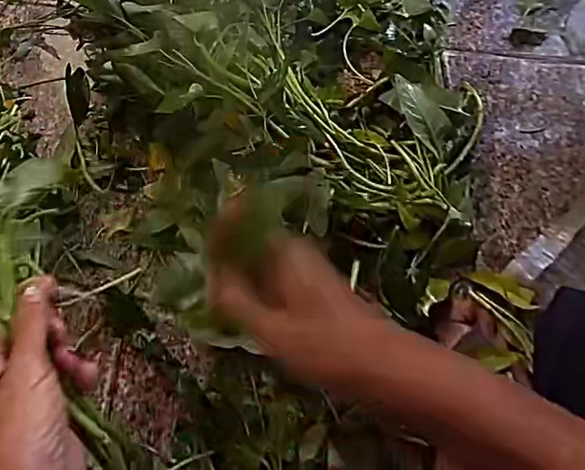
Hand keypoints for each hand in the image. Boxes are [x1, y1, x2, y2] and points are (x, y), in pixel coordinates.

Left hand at [0, 276, 100, 469]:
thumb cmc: (24, 435)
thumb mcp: (26, 370)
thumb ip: (30, 323)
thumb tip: (31, 283)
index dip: (24, 303)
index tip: (51, 288)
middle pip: (25, 335)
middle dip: (50, 332)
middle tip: (60, 338)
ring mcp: (23, 399)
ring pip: (47, 355)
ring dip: (68, 354)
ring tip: (75, 366)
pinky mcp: (48, 413)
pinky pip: (62, 379)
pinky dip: (77, 375)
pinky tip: (87, 379)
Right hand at [207, 201, 403, 398]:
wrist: (385, 365)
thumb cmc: (328, 346)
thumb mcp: (274, 331)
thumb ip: (238, 303)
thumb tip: (210, 279)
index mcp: (282, 249)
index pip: (239, 219)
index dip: (216, 230)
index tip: (199, 250)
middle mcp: (292, 249)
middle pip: (248, 239)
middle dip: (224, 256)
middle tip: (204, 280)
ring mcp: (303, 265)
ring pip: (259, 259)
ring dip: (239, 273)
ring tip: (220, 297)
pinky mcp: (310, 285)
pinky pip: (272, 275)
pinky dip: (256, 287)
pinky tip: (249, 313)